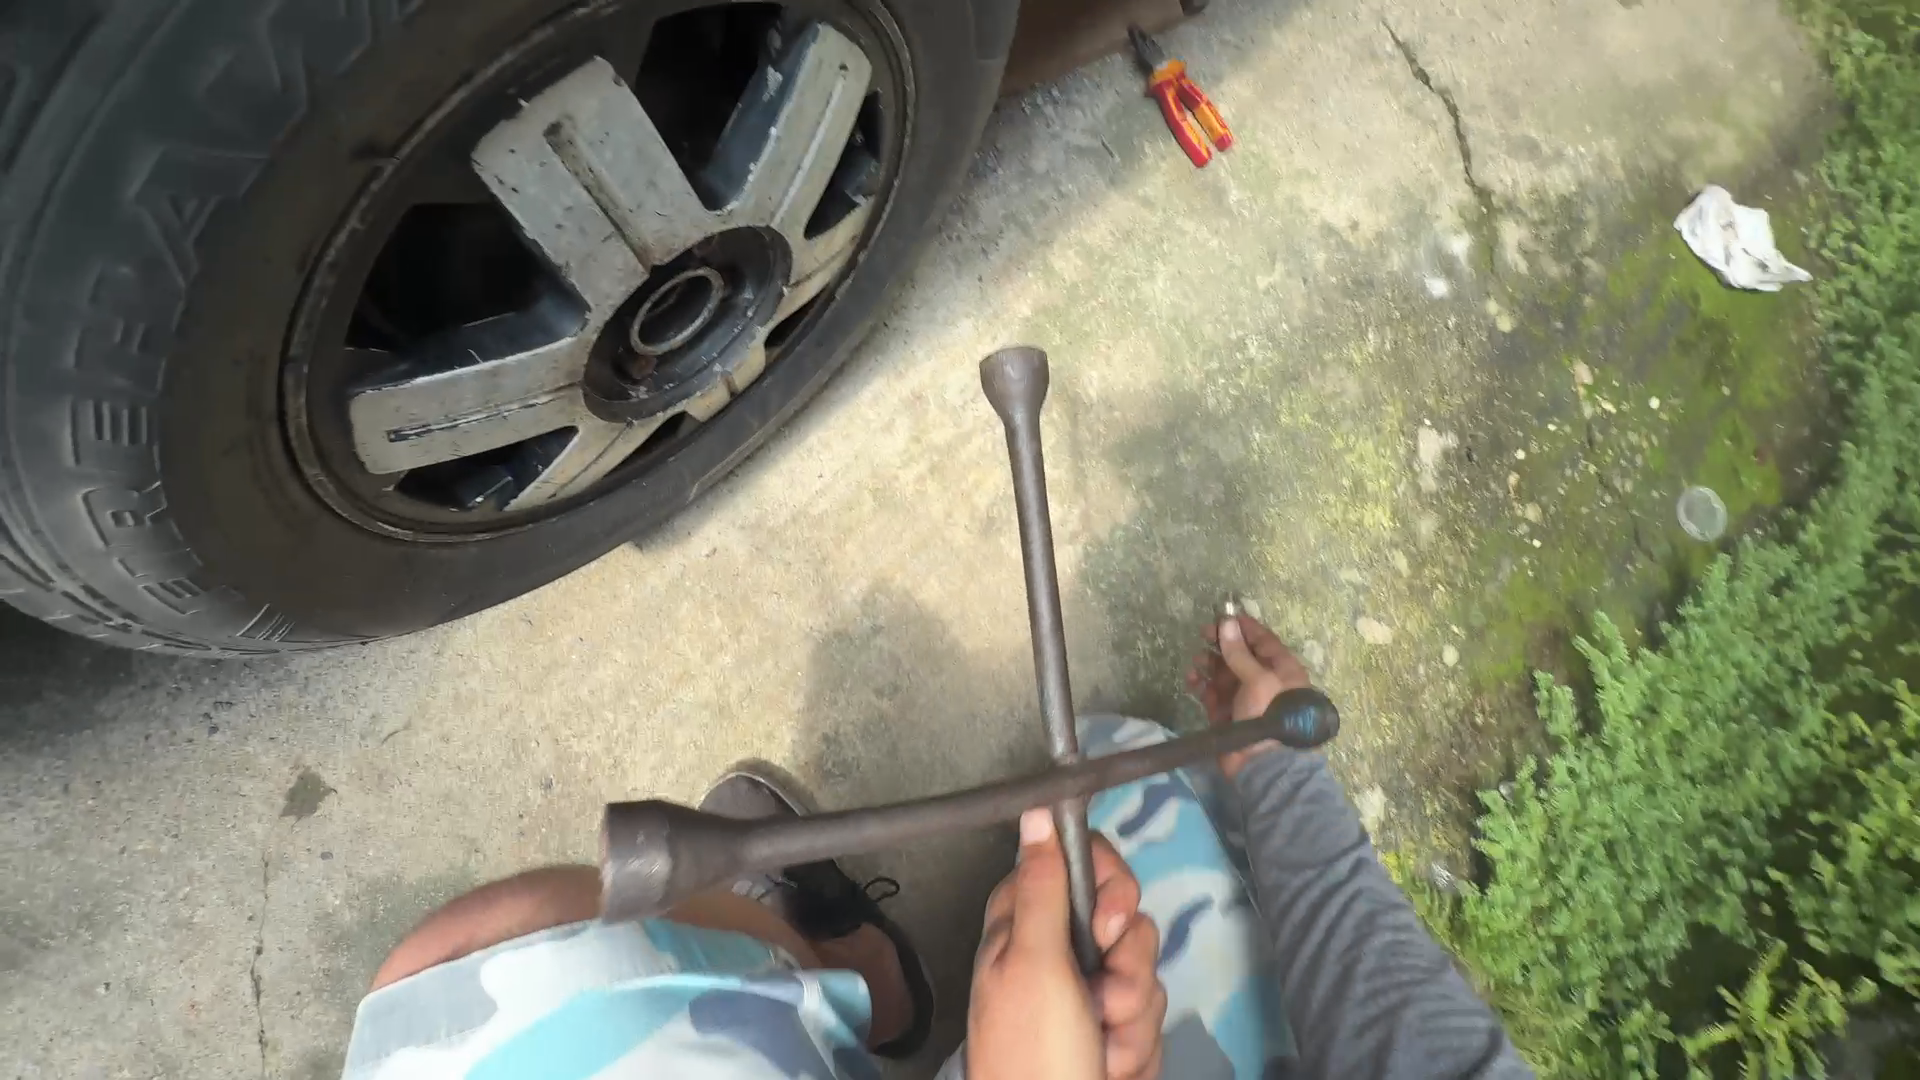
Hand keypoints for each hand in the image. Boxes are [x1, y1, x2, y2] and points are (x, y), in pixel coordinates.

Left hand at [968, 809, 1165, 1079]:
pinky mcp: (1113, 1022)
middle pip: (1121, 913)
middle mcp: (1057, 942)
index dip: (1107, 884)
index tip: (1110, 922)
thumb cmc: (1034, 1052)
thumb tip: (1036, 809)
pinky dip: (1135, 1043)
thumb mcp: (1033, 964)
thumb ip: (1042, 886)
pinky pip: (1148, 1009)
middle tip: (1103, 999)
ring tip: (1100, 1047)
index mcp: (1026, 916)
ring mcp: (1087, 984)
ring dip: (1130, 1015)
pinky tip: (1109, 1063)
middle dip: (1126, 965)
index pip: (1080, 860)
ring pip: (1141, 964)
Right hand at [1185, 614, 1313, 777]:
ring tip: (1197, 662)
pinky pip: (1211, 692)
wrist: (1263, 765)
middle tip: (1203, 634)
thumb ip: (1239, 652)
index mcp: (1282, 670)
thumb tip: (1226, 622)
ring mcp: (1244, 698)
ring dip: (1208, 664)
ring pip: (1222, 672)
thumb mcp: (1258, 680)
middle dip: (1221, 644)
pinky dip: (1201, 685)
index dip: (1244, 627)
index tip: (1223, 614)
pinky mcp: (1226, 713)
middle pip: (1239, 654)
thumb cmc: (1269, 716)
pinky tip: (1192, 681)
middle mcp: (1264, 681)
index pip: (1263, 640)